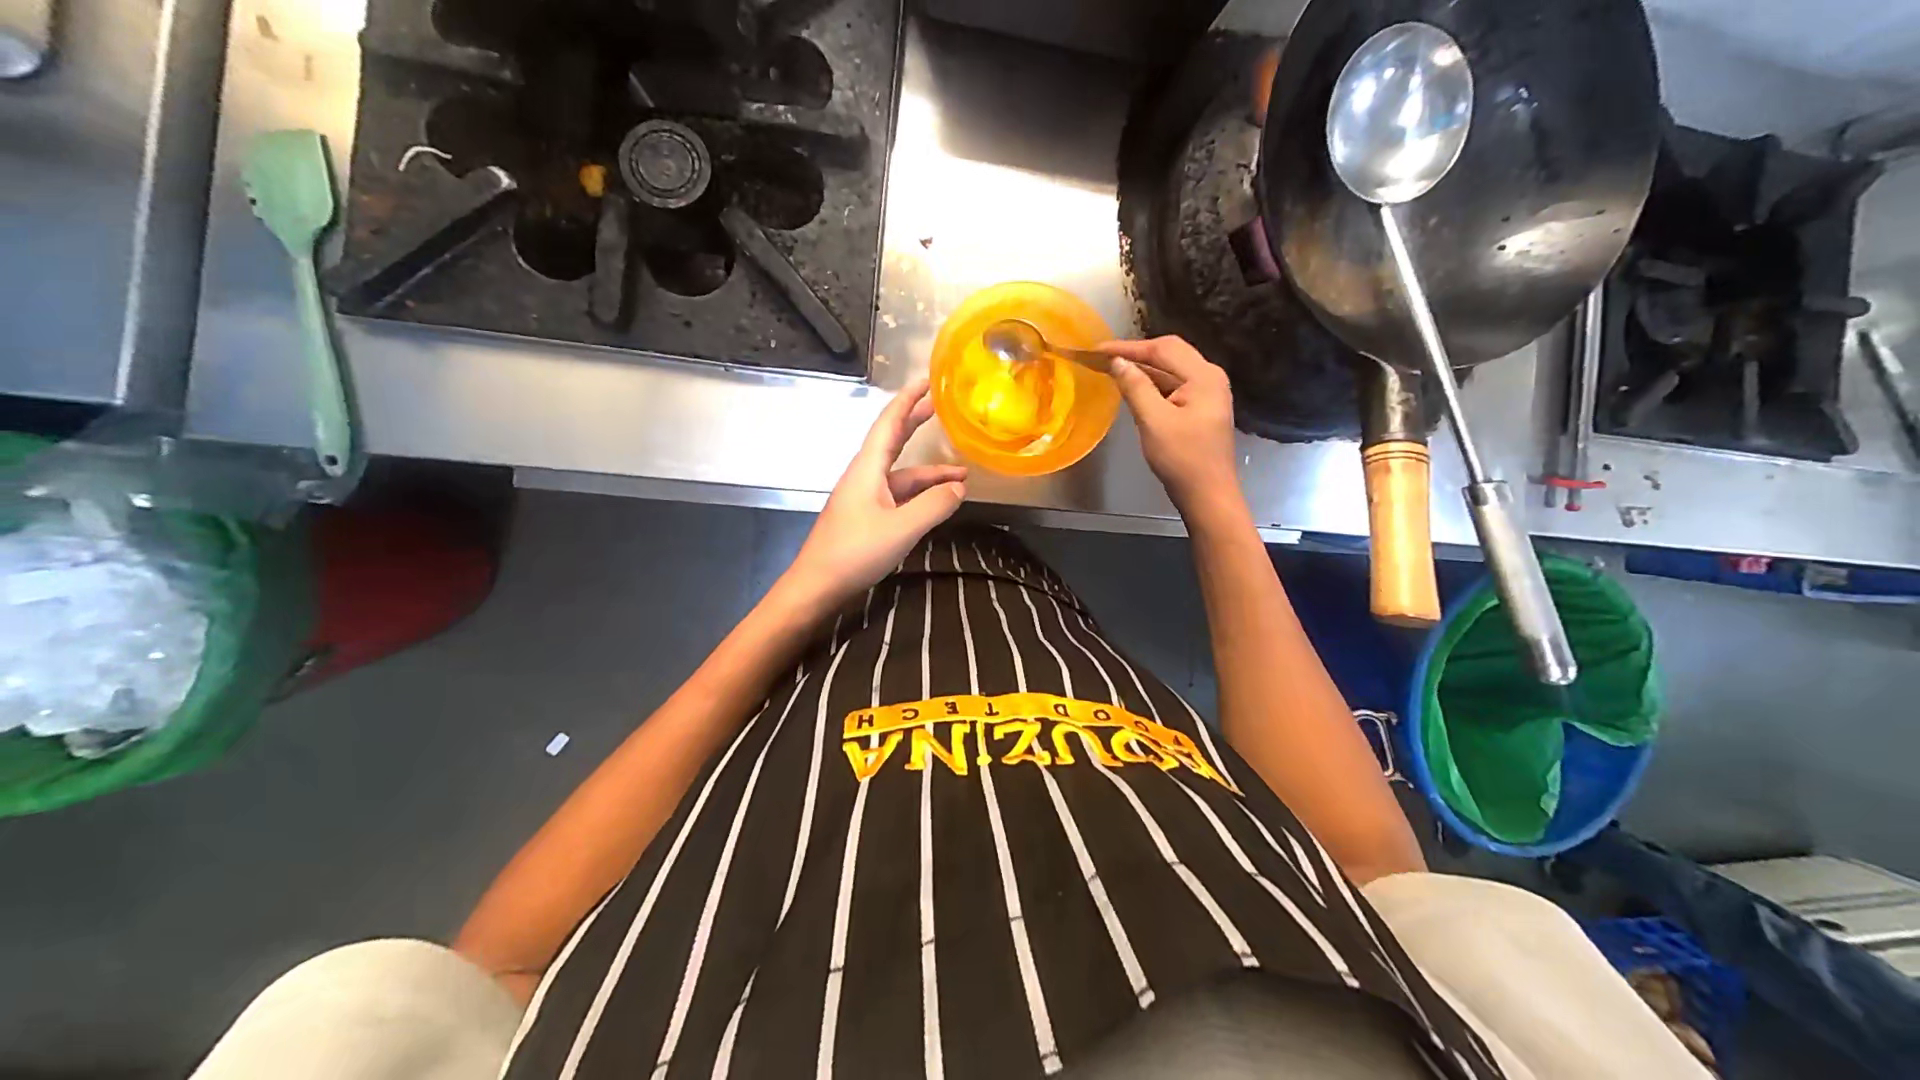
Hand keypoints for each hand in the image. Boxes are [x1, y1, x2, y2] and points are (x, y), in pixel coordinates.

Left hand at [782, 378, 967, 610]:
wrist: (817, 586)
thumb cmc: (854, 552)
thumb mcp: (902, 529)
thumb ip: (934, 506)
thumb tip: (959, 489)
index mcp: (868, 469)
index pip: (890, 423)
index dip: (909, 401)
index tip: (927, 382)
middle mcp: (865, 476)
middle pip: (894, 442)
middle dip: (917, 424)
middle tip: (942, 408)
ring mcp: (865, 498)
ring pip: (902, 476)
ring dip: (930, 474)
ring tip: (963, 477)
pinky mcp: (867, 518)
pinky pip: (899, 497)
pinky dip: (921, 496)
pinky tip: (939, 504)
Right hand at [1101, 336, 1240, 513]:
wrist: (1208, 495)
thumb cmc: (1182, 459)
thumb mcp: (1154, 421)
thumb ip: (1135, 387)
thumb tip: (1117, 362)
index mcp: (1204, 376)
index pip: (1163, 349)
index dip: (1128, 347)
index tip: (1098, 350)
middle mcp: (1210, 378)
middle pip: (1169, 355)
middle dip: (1136, 355)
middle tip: (1104, 358)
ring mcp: (1208, 394)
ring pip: (1171, 371)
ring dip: (1143, 370)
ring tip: (1113, 370)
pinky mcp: (1201, 409)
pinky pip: (1173, 387)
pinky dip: (1152, 386)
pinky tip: (1133, 390)